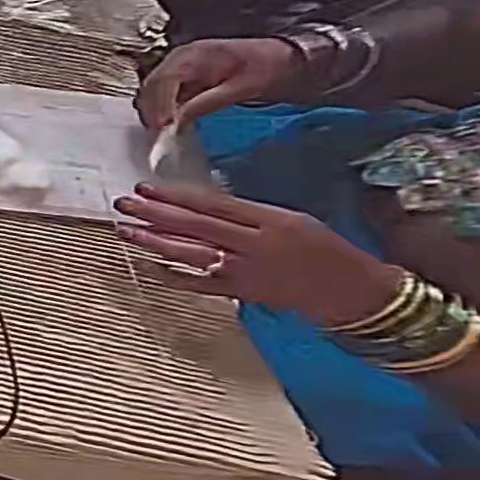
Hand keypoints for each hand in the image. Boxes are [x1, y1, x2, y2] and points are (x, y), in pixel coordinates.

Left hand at [113, 183, 403, 325]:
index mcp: (272, 221)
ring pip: (191, 253)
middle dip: (154, 213)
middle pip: (196, 226)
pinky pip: (199, 283)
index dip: (175, 195)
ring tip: (125, 230)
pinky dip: (172, 274)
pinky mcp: (241, 293)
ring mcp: (246, 271)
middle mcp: (256, 245)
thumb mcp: (291, 220)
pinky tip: (148, 264)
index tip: (144, 187)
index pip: (213, 204)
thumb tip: (195, 204)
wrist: (356, 293)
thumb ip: (244, 213)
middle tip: (123, 203)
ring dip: (154, 241)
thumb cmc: (323, 250)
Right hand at [136, 38, 305, 128]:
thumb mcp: (245, 85)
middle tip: (159, 133)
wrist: (285, 59)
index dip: (159, 104)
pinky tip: (169, 123)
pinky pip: (160, 96)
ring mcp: (177, 69)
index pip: (164, 80)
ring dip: (152, 112)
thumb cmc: (269, 66)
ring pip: (150, 92)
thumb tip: (179, 118)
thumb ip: (209, 101)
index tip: (163, 125)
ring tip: (162, 131)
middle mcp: (178, 59)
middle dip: (151, 110)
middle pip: (150, 87)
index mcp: (193, 55)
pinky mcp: (179, 80)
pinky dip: (160, 110)